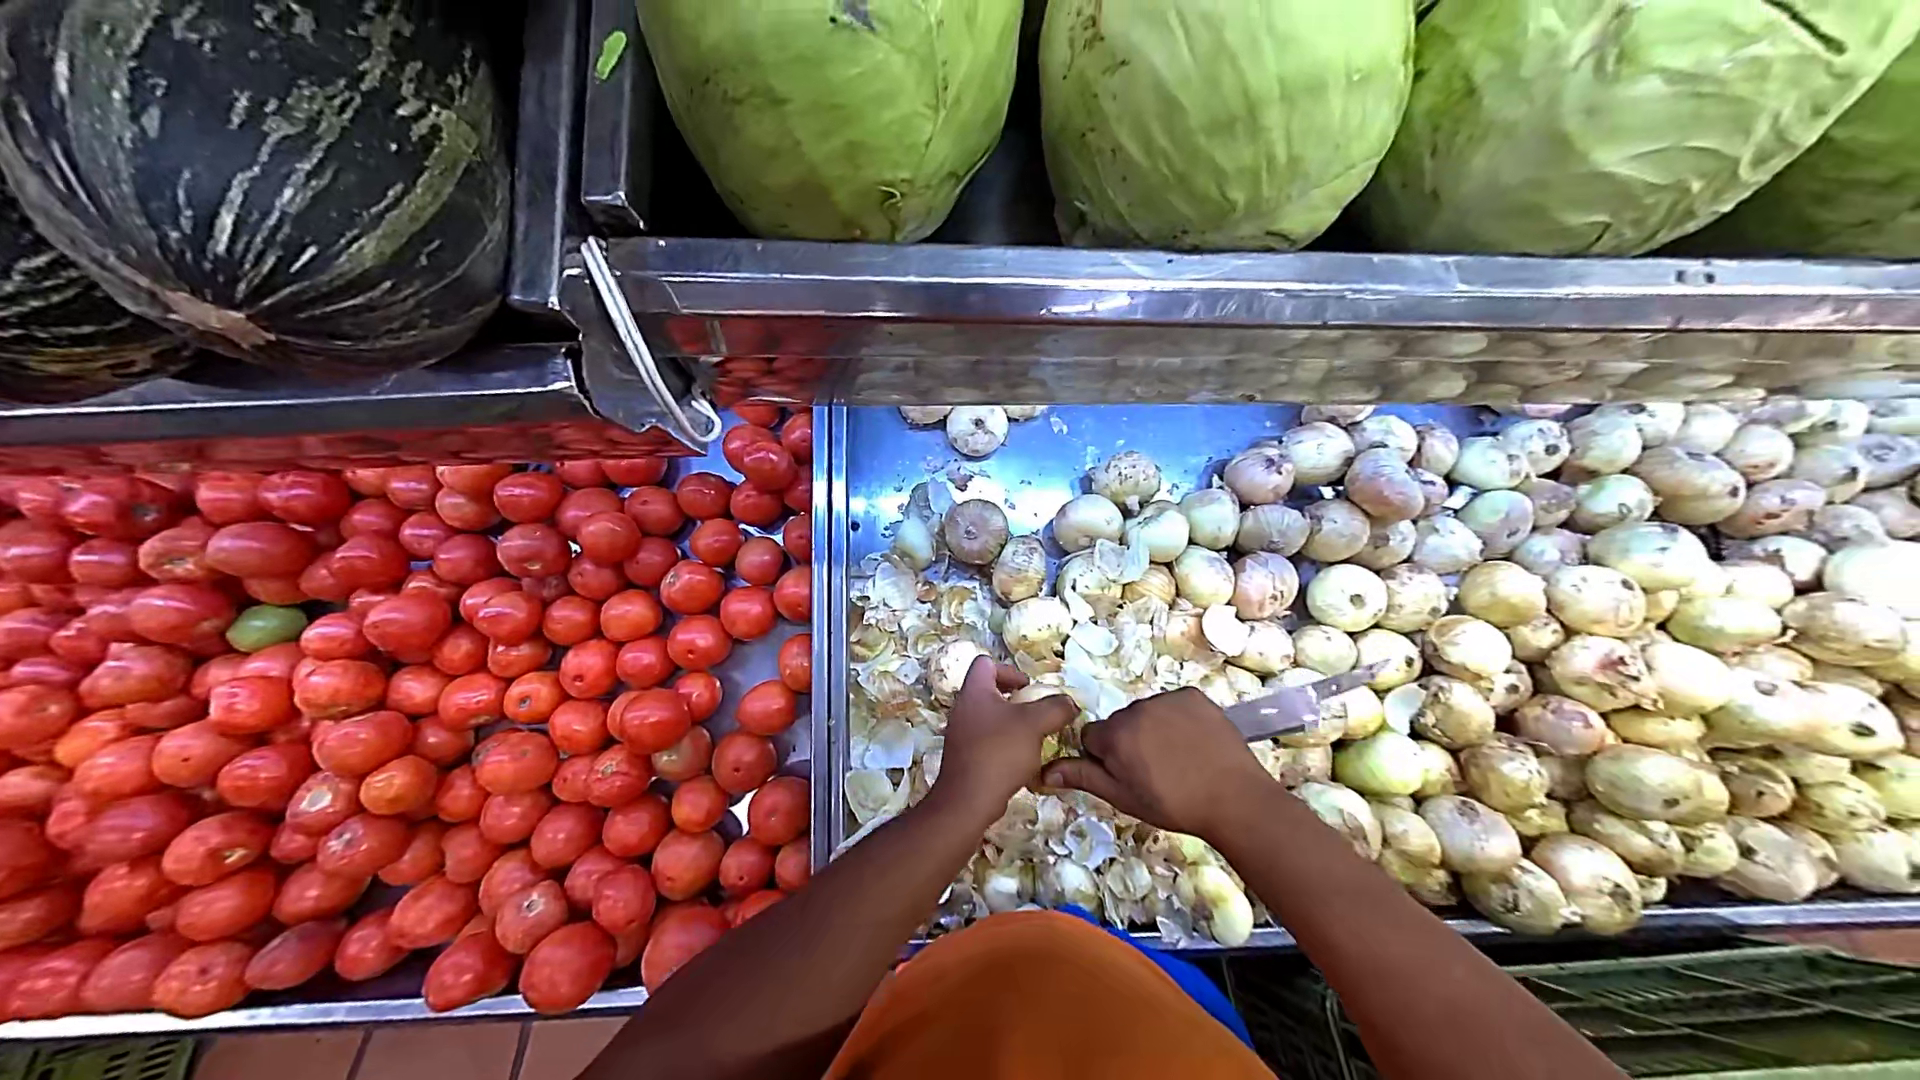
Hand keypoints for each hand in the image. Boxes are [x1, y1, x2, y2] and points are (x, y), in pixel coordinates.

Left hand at [929, 657, 1077, 824]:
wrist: (968, 799)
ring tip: (1032, 738)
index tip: (1029, 688)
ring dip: (1012, 724)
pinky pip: (986, 740)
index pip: (986, 663)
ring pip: (989, 717)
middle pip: (989, 690)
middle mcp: (962, 708)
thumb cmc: (999, 752)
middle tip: (1035, 713)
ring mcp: (960, 733)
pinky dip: (1004, 745)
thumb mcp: (1034, 724)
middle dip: (1016, 700)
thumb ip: (1055, 708)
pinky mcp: (963, 756)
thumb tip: (1069, 703)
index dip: (1010, 670)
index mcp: (974, 691)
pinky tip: (1020, 761)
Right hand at [1042, 686, 1274, 839]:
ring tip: (1179, 757)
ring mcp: (1166, 699)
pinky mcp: (1193, 695)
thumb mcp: (1123, 797)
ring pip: (1146, 713)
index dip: (1106, 757)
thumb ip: (1084, 777)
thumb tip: (1045, 770)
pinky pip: (1174, 703)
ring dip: (1154, 729)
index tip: (1127, 773)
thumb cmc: (1174, 804)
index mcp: (1115, 735)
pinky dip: (1179, 718)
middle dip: (1130, 741)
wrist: (1234, 799)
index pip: (1093, 737)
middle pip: (1120, 723)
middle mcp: (1136, 709)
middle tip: (1156, 770)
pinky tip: (1194, 742)